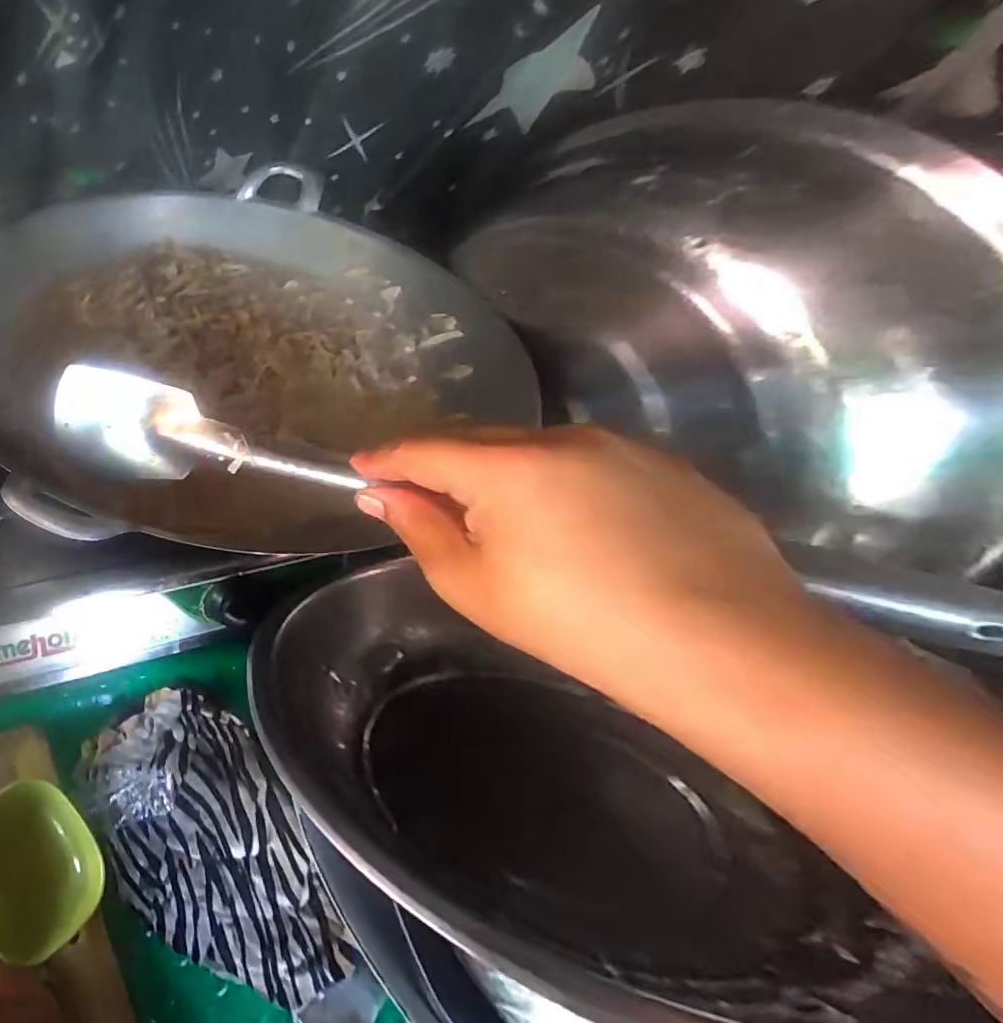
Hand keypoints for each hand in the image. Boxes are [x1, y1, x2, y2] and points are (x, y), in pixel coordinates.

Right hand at [350, 426, 815, 684]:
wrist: (729, 651)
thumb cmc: (574, 623)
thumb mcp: (470, 583)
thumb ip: (419, 527)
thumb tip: (382, 494)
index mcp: (506, 466)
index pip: (422, 449)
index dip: (384, 458)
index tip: (360, 467)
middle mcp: (561, 438)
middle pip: (474, 439)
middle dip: (435, 461)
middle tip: (413, 492)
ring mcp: (621, 448)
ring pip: (530, 446)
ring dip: (492, 468)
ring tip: (485, 511)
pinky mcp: (666, 468)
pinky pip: (582, 461)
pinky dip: (548, 478)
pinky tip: (560, 523)